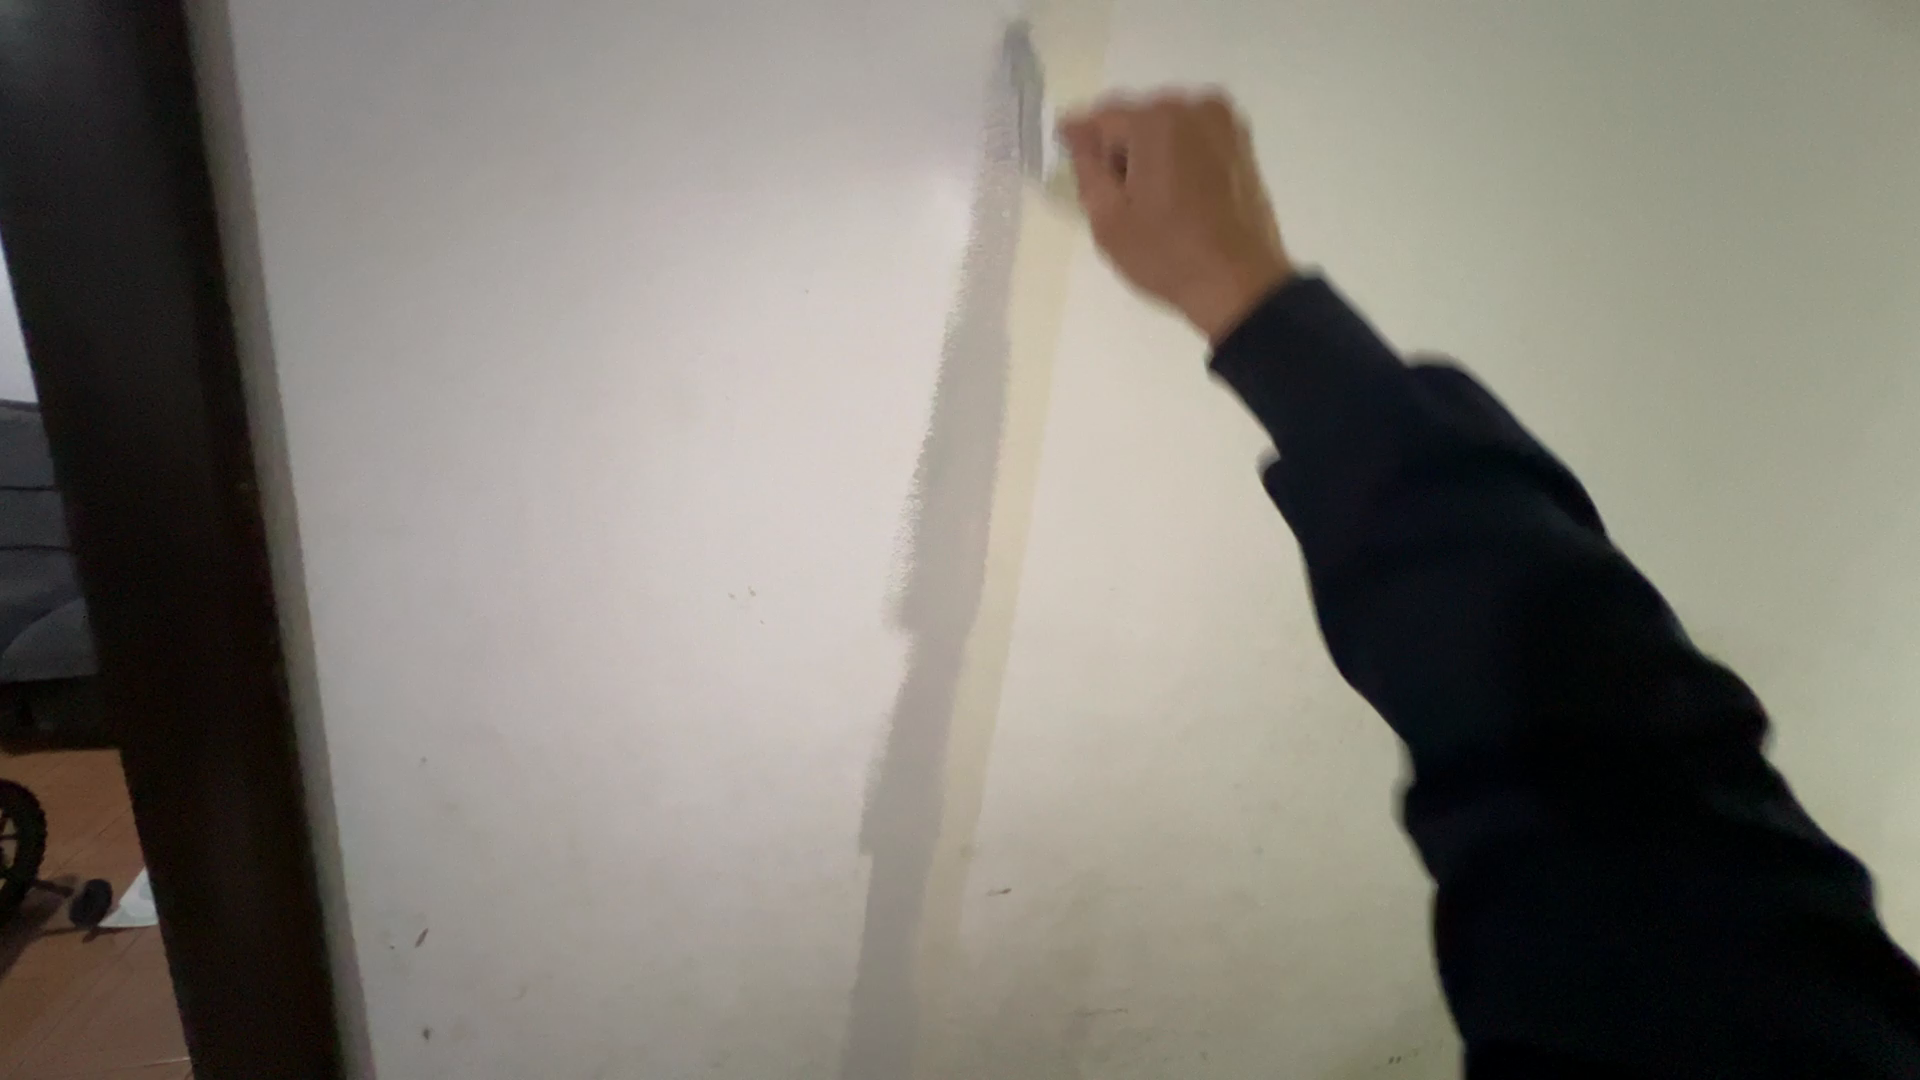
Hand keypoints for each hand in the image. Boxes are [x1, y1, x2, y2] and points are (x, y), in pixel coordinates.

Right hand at [1059, 92, 1293, 343]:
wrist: (1239, 283)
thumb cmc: (1166, 256)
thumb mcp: (1108, 221)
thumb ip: (1086, 168)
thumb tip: (1076, 133)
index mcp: (1156, 121)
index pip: (1101, 118)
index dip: (1079, 140)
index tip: (1069, 162)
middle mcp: (1194, 106)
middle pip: (1136, 120)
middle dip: (1118, 150)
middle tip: (1112, 199)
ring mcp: (1224, 122)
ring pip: (1166, 129)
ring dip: (1148, 155)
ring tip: (1146, 203)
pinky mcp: (1242, 143)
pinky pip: (1193, 140)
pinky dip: (1176, 159)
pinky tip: (1173, 198)